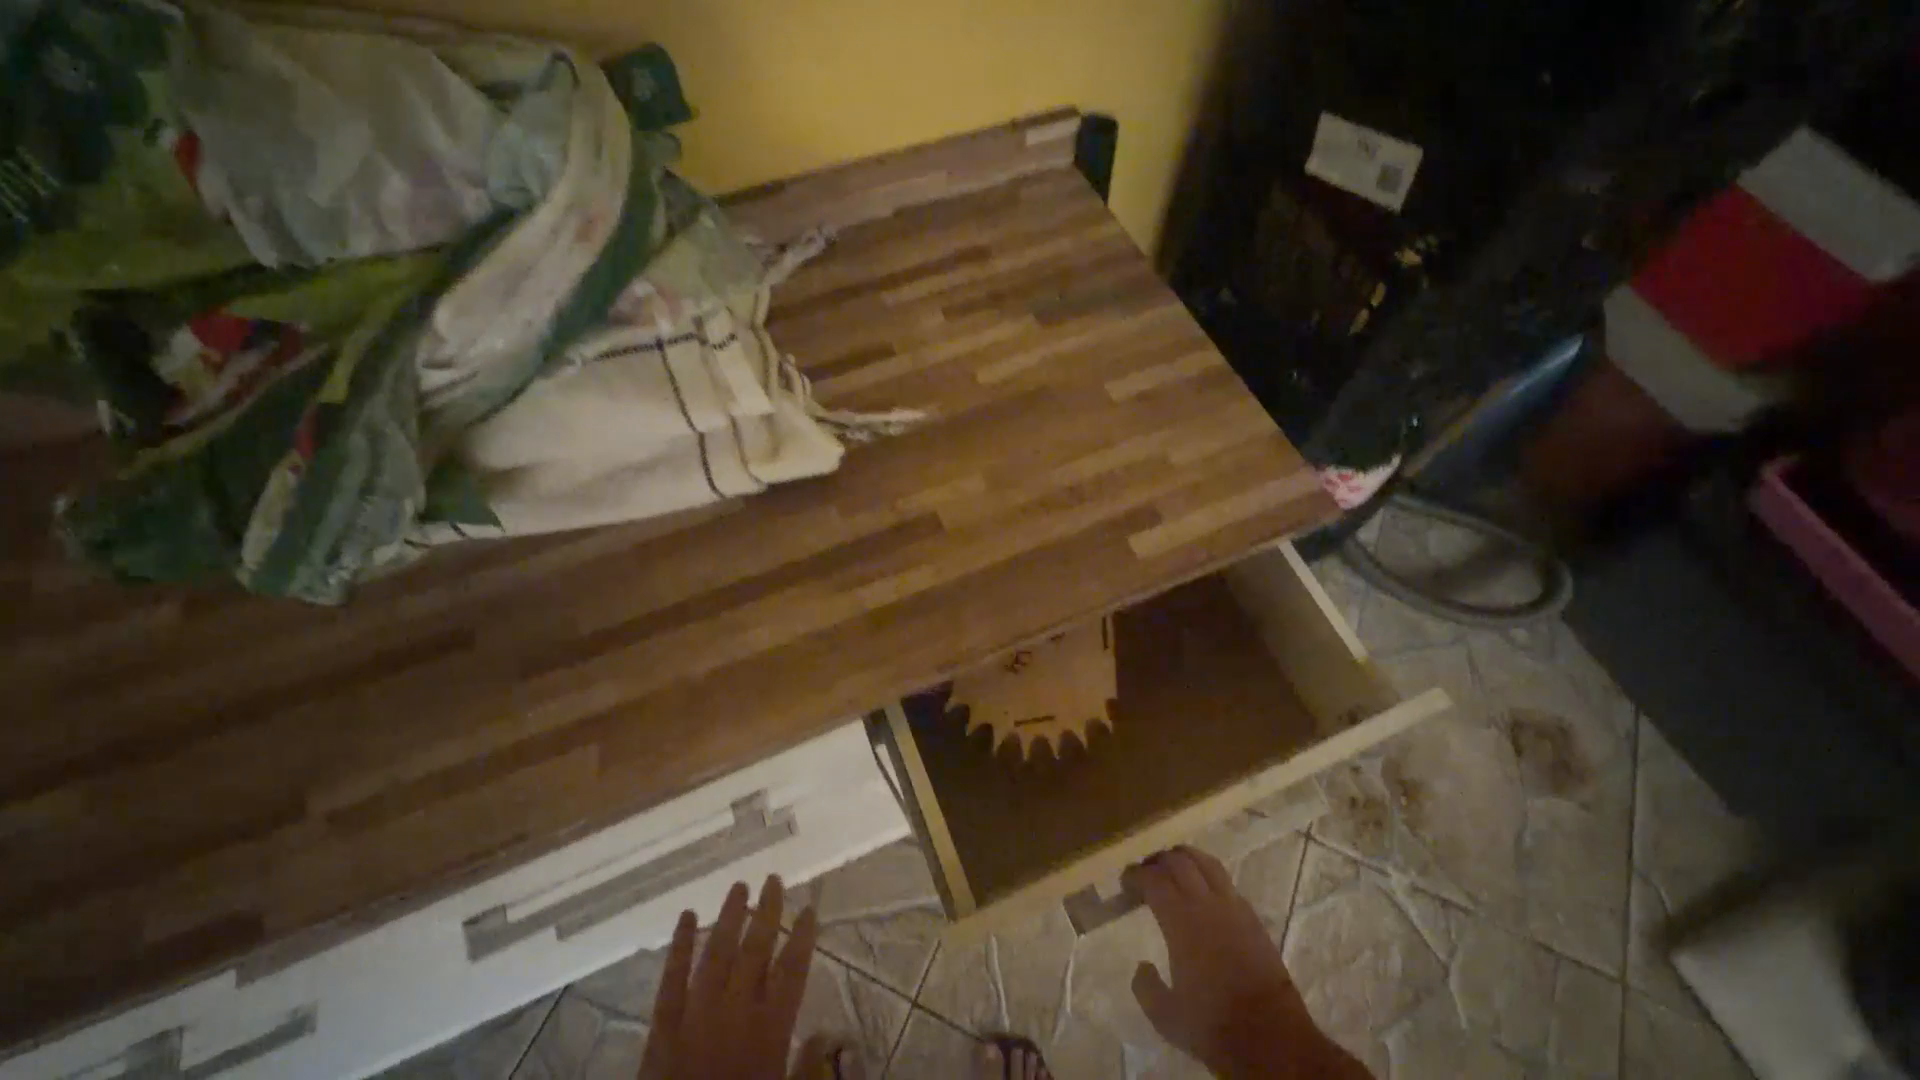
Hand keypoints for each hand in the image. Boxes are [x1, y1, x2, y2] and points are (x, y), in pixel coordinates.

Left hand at [638, 876, 819, 1079]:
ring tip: (739, 886)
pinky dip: (681, 945)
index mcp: (771, 1029)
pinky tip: (687, 917)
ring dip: (730, 918)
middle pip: (757, 951)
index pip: (793, 970)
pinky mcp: (663, 1025)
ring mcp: (697, 1013)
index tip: (810, 908)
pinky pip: (672, 978)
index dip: (803, 937)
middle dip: (768, 913)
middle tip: (774, 879)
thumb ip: (808, 1068)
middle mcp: (737, 1011)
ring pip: (718, 954)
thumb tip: (828, 1035)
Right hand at [1124, 846, 1369, 1078]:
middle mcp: (1208, 905)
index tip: (1125, 882)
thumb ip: (1146, 987)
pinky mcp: (1253, 918)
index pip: (1154, 880)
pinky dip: (1208, 877)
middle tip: (1145, 872)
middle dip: (1158, 860)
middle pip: (1180, 861)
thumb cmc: (1215, 1026)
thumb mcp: (1166, 1017)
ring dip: (1186, 858)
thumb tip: (1142, 966)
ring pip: (1208, 863)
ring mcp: (1235, 908)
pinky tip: (1203, 894)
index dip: (1136, 874)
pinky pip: (1227, 883)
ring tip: (1172, 868)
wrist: (1272, 1036)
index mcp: (1182, 922)